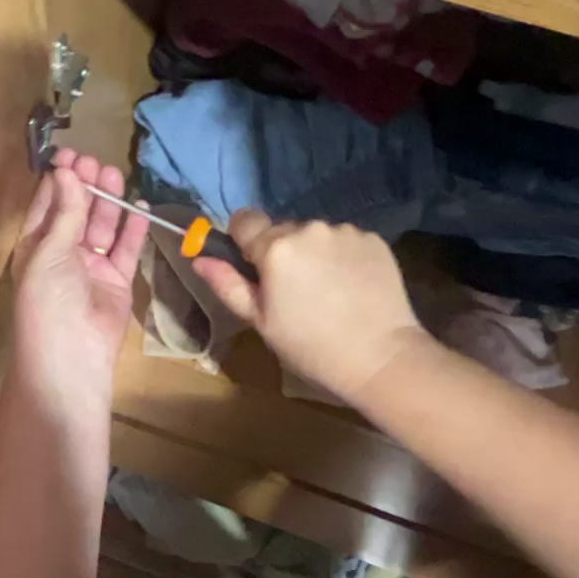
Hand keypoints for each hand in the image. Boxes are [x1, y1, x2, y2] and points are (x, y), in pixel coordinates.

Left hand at [8, 148, 150, 419]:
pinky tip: (140, 205)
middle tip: (97, 162)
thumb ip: (65, 214)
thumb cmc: (47, 300)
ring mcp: (91, 267)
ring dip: (109, 202)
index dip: (59, 181)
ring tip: (116, 175)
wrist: (71, 354)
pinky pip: (126, 249)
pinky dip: (133, 229)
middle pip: (77, 212)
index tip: (71, 155)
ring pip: (102, 227)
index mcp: (35, 247)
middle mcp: (62, 254)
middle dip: (86, 187)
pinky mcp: (117, 280)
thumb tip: (68, 174)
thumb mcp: (48, 252)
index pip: (48, 206)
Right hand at [192, 210, 431, 403]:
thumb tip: (199, 259)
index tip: (255, 268)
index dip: (245, 243)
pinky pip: (345, 240)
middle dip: (282, 252)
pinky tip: (351, 287)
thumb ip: (228, 284)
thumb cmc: (310, 346)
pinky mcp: (373, 239)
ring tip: (327, 291)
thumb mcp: (261, 321)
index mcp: (275, 247)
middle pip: (282, 230)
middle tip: (294, 292)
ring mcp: (345, 231)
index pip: (244, 220)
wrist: (379, 357)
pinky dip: (342, 257)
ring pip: (315, 235)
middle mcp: (309, 228)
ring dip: (314, 253)